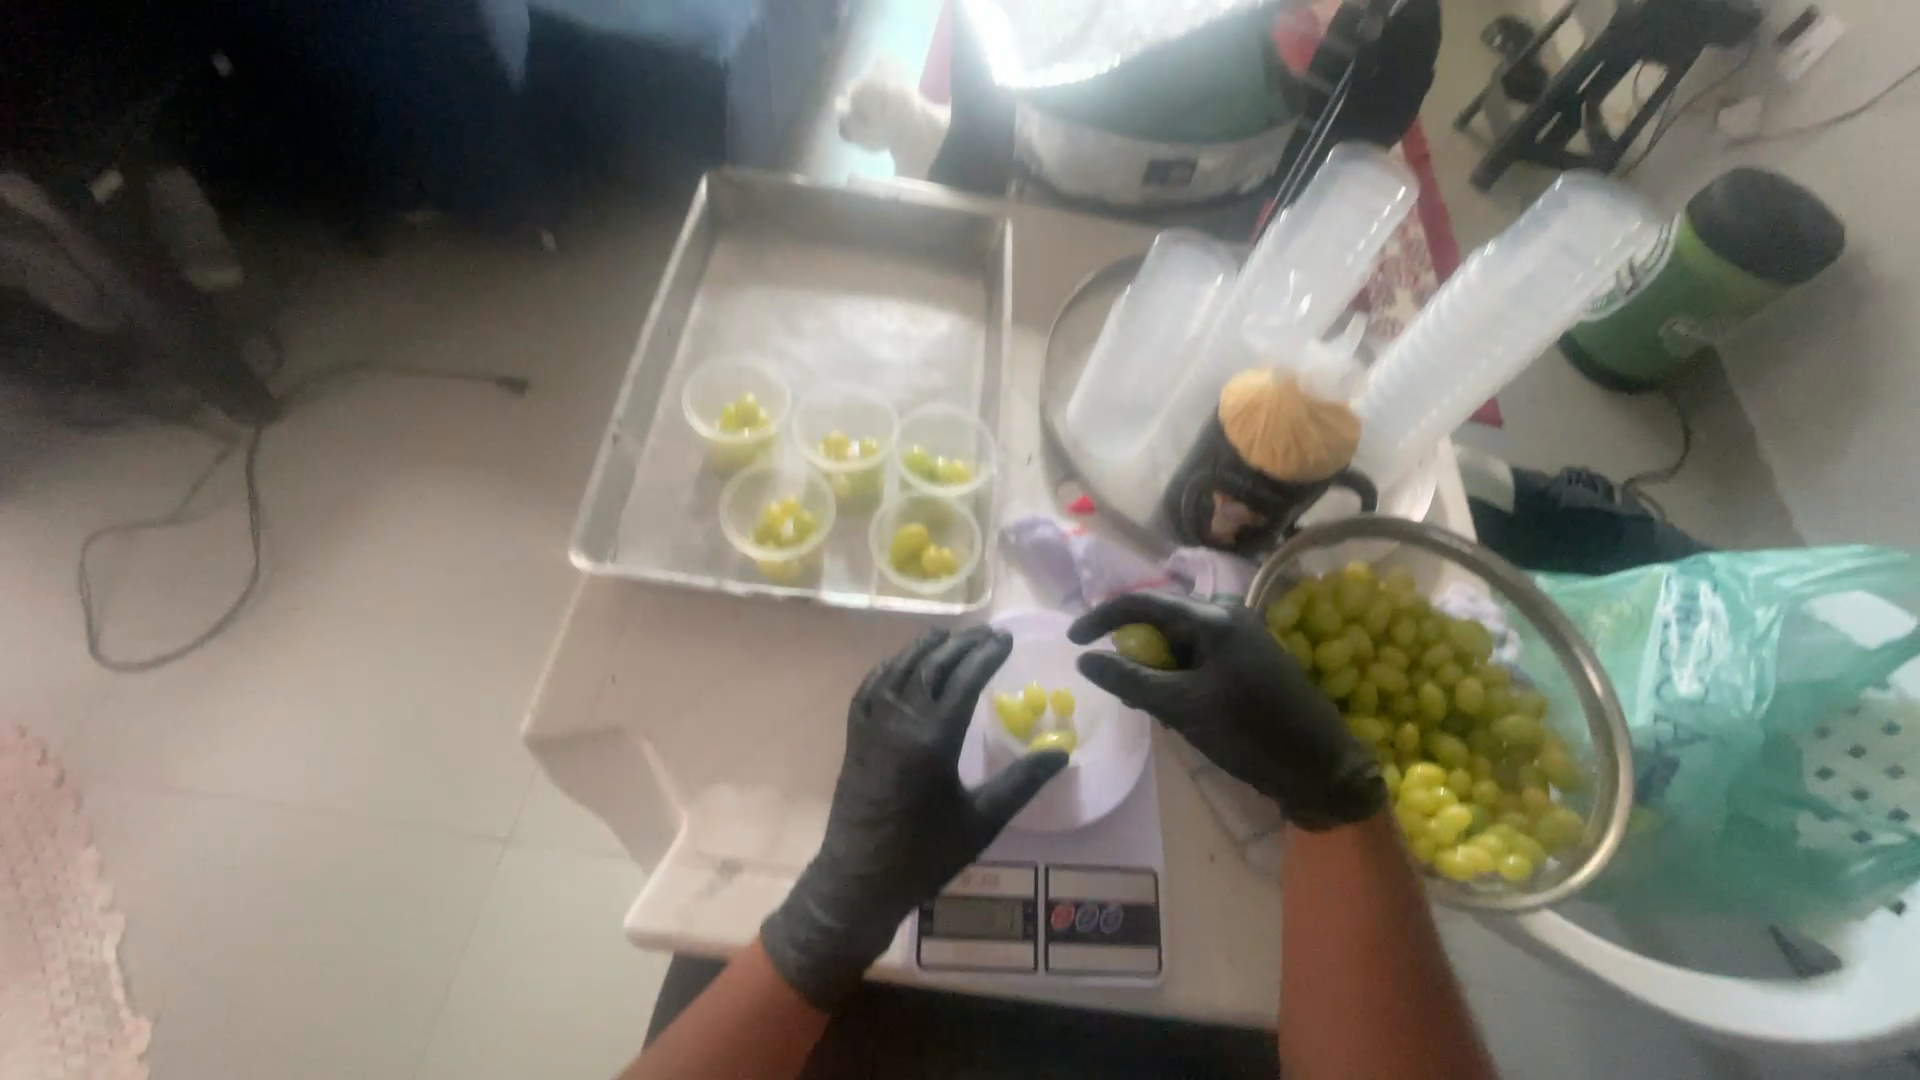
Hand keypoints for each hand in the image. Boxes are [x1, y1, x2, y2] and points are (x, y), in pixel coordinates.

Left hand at [760, 626, 1068, 1008]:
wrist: (859, 879)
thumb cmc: (925, 855)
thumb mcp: (982, 823)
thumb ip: (1022, 783)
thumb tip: (1062, 752)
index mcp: (934, 738)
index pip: (965, 679)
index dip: (987, 654)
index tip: (1006, 639)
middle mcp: (901, 720)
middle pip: (933, 666)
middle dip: (961, 644)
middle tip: (986, 633)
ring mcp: (872, 725)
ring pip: (899, 669)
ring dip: (925, 648)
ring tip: (949, 635)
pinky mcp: (855, 736)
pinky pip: (870, 687)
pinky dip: (889, 667)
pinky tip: (900, 663)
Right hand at [1068, 593, 1384, 831]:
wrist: (1321, 768)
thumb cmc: (1250, 733)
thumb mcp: (1180, 708)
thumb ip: (1129, 680)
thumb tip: (1084, 660)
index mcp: (1213, 618)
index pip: (1142, 603)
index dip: (1102, 618)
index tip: (1073, 642)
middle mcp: (1227, 615)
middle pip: (1160, 619)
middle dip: (1135, 649)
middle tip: (1120, 686)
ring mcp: (1241, 634)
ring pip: (1179, 639)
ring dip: (1158, 666)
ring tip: (1154, 706)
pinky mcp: (1248, 655)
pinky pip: (1199, 653)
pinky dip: (1179, 674)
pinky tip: (1179, 707)